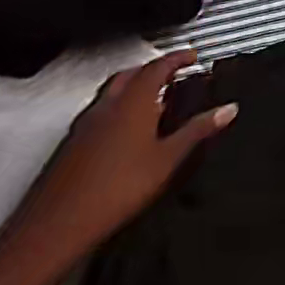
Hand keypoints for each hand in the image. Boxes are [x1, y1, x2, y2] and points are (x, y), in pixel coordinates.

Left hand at [11, 49, 235, 258]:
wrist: (56, 228)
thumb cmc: (117, 190)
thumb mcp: (168, 159)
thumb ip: (198, 130)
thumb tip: (229, 108)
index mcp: (132, 103)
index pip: (157, 67)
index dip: (177, 57)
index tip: (193, 56)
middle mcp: (106, 107)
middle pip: (131, 74)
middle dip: (154, 68)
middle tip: (176, 73)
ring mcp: (84, 125)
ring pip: (112, 92)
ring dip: (135, 86)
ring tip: (157, 98)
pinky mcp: (71, 145)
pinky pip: (100, 111)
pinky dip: (119, 106)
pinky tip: (130, 129)